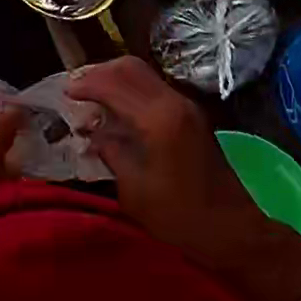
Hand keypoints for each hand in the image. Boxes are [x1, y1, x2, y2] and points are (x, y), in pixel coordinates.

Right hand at [66, 57, 300, 300]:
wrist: (237, 233)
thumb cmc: (181, 217)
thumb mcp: (133, 187)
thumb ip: (110, 149)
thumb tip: (90, 129)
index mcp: (158, 119)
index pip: (112, 83)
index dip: (83, 85)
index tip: (63, 95)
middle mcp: (173, 103)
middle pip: (128, 67)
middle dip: (97, 73)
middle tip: (76, 91)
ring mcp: (185, 107)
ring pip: (141, 73)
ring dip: (112, 79)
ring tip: (91, 100)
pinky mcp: (190, 116)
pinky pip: (151, 87)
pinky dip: (127, 89)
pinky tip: (114, 111)